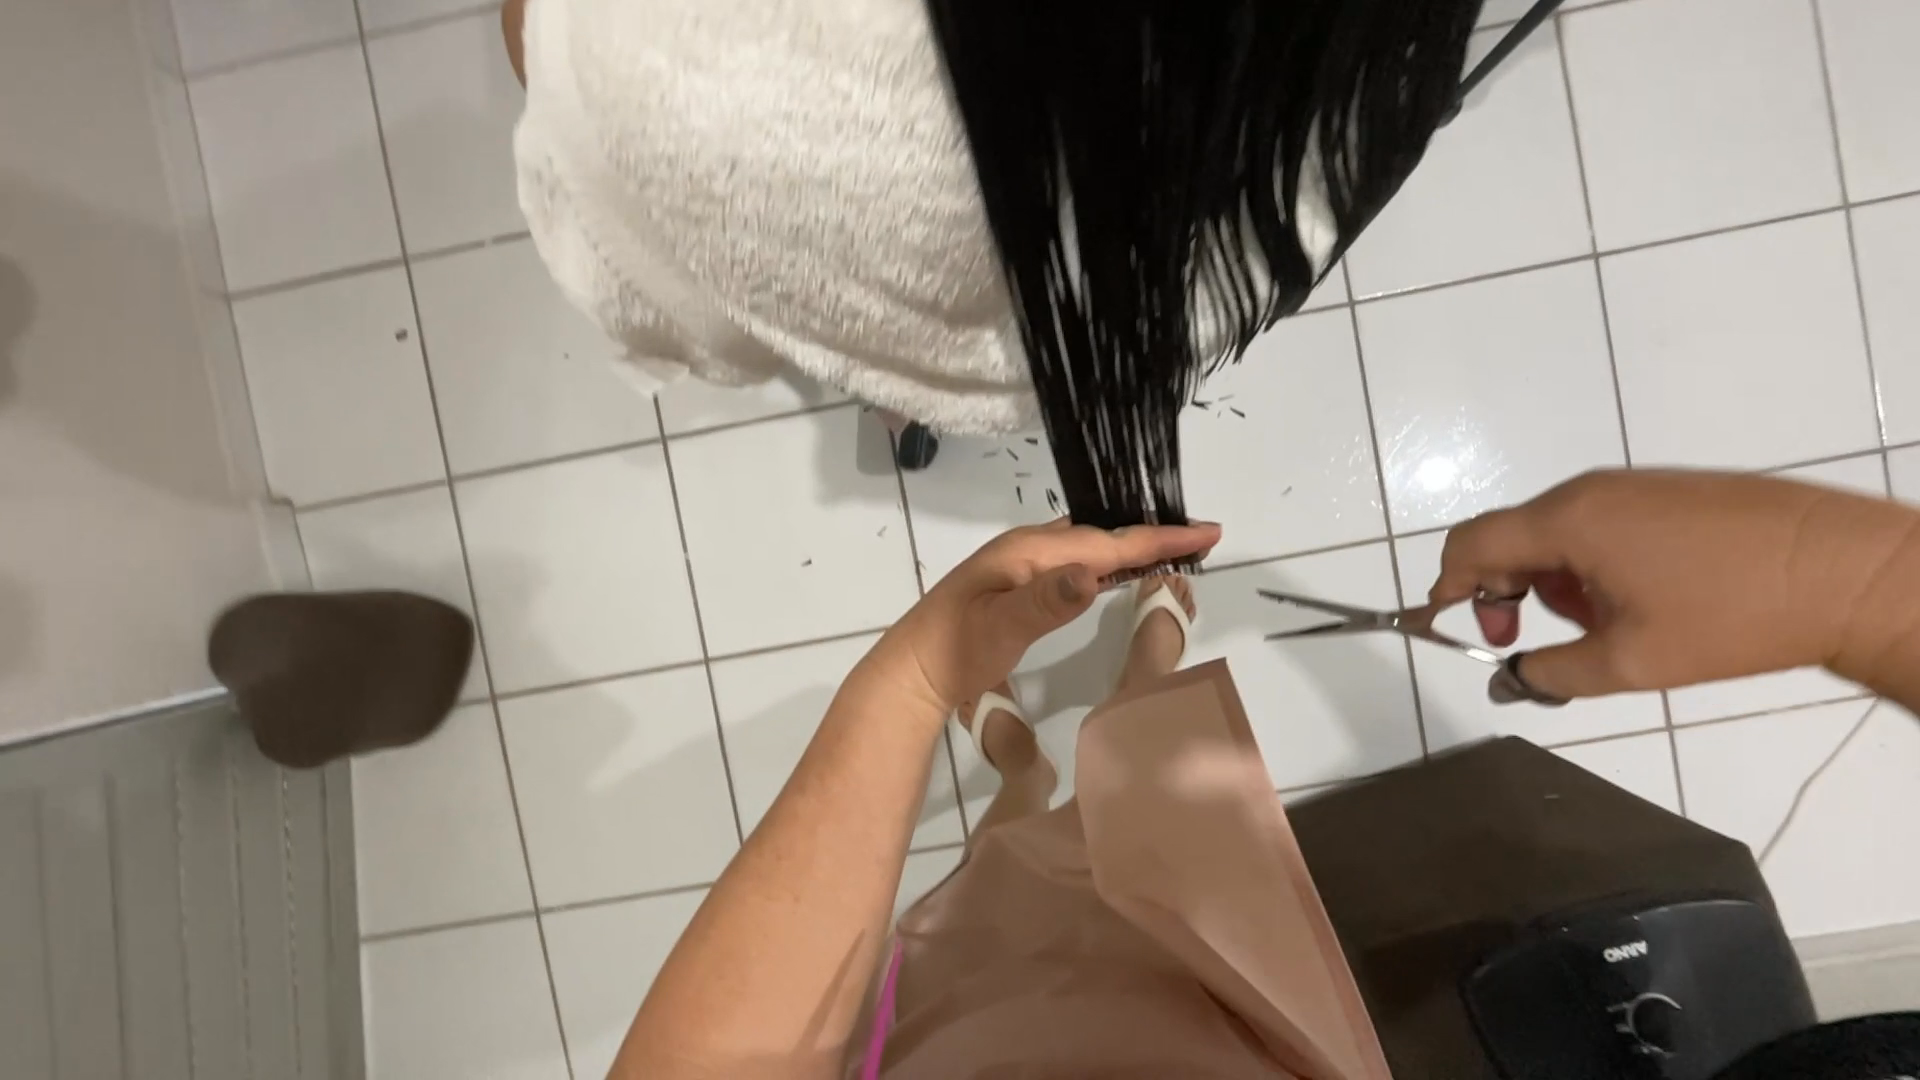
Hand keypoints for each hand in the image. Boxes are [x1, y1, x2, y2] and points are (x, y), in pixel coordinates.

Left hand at [864, 519, 1221, 712]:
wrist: (917, 667)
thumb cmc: (956, 648)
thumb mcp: (999, 627)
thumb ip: (1044, 600)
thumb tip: (1092, 573)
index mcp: (1030, 551)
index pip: (1106, 542)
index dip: (1158, 538)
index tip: (1208, 533)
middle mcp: (1031, 548)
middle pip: (1104, 537)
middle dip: (1153, 537)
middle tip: (1202, 539)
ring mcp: (1026, 565)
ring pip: (1092, 549)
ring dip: (1133, 549)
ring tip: (1176, 550)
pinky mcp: (1024, 584)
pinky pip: (1079, 565)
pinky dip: (1109, 565)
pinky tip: (1122, 573)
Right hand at [1429, 469, 1915, 699]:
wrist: (1868, 574)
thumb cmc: (1735, 617)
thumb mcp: (1631, 660)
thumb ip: (1551, 672)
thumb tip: (1509, 682)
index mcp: (1566, 522)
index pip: (1471, 543)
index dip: (1447, 583)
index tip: (1445, 621)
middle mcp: (1588, 492)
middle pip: (1508, 536)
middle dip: (1501, 589)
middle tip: (1522, 637)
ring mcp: (1632, 486)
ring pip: (1553, 531)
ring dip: (1548, 579)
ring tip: (1598, 621)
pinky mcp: (1670, 490)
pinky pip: (1597, 522)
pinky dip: (1588, 561)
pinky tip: (1635, 595)